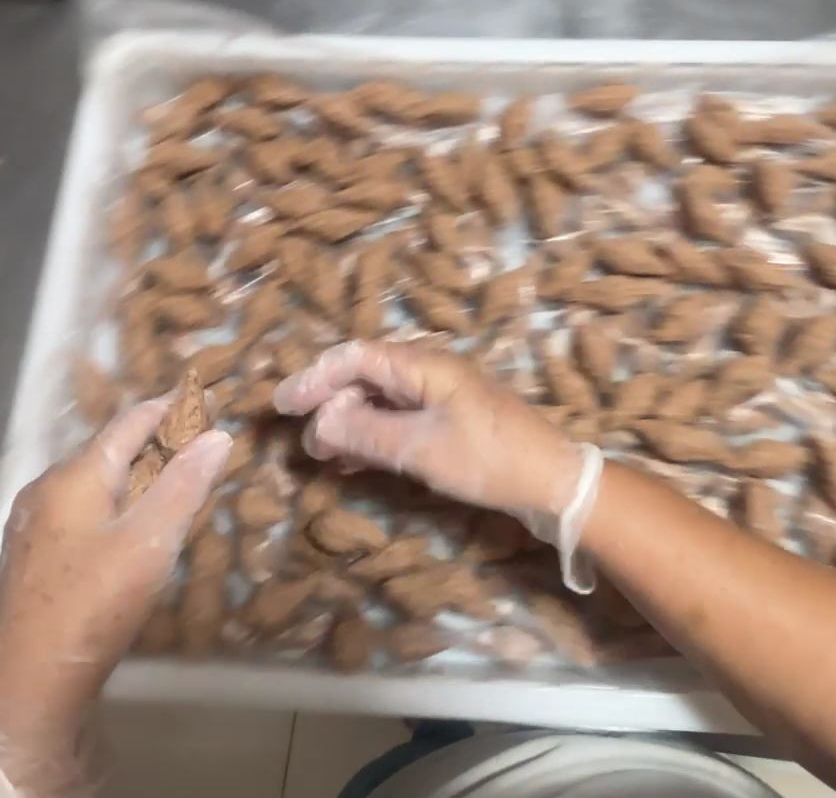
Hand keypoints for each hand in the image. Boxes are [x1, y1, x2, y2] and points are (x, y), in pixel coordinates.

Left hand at [0, 401, 231, 795]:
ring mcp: (30, 522)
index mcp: (74, 475)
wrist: (27, 688)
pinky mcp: (27, 554)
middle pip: (108, 449)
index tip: (204, 403)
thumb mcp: (150, 543)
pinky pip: (77, 508)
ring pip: (91, 481)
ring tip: (169, 490)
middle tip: (196, 453)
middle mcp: (45, 487)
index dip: (168, 409)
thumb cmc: (93, 606)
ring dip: (131, 476)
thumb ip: (185, 485)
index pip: (129, 422)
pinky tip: (125, 530)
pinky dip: (110, 503)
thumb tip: (219, 434)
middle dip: (153, 445)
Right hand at [272, 341, 585, 522]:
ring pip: (379, 399)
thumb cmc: (487, 458)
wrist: (552, 479)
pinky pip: (397, 418)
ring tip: (323, 455)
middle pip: (364, 376)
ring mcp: (438, 394)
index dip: (315, 378)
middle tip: (306, 442)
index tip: (283, 405)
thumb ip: (367, 433)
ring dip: (348, 423)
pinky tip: (354, 460)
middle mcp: (427, 371)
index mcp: (421, 365)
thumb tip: (319, 424)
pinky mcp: (447, 418)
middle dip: (329, 404)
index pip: (355, 357)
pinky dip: (372, 436)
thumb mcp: (421, 449)